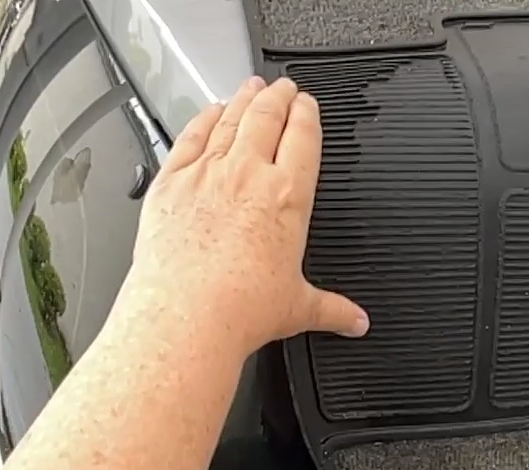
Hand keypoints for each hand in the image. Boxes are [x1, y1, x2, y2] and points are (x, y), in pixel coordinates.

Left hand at [122, 76, 368, 356]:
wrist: (188, 314)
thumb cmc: (241, 310)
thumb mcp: (299, 309)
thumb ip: (333, 310)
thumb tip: (356, 322)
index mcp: (288, 199)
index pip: (303, 139)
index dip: (307, 116)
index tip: (309, 106)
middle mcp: (248, 174)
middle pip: (266, 117)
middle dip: (278, 97)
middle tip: (284, 88)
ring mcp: (207, 173)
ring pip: (229, 119)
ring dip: (243, 99)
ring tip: (252, 88)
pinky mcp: (171, 181)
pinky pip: (189, 136)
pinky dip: (202, 118)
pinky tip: (208, 112)